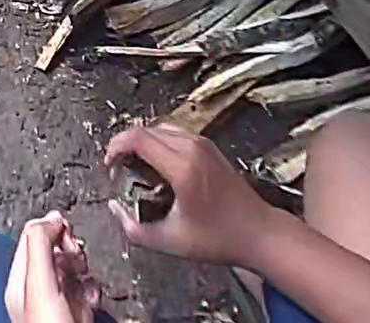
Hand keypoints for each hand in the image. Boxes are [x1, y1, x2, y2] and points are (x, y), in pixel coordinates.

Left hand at [5, 212, 101, 322]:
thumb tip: (52, 218)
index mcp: (21, 280)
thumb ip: (40, 244)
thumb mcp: (38, 283)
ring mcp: (59, 302)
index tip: (66, 231)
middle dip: (70, 245)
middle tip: (76, 257)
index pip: (33, 234)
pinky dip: (94, 287)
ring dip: (83, 264)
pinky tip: (92, 296)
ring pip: (72, 266)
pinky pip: (88, 289)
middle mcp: (38, 289)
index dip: (51, 226)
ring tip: (85, 275)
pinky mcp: (78, 314)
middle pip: (55, 246)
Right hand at [104, 123, 271, 265]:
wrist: (260, 233)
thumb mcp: (173, 242)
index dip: (115, 147)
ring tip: (135, 165)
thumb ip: (136, 229)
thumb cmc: (219, 239)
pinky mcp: (206, 143)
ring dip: (141, 142)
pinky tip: (157, 162)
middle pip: (144, 130)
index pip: (137, 138)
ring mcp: (200, 142)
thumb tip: (114, 208)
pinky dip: (157, 140)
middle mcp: (190, 147)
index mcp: (182, 167)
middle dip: (125, 145)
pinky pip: (172, 131)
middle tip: (119, 169)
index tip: (109, 165)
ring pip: (157, 128)